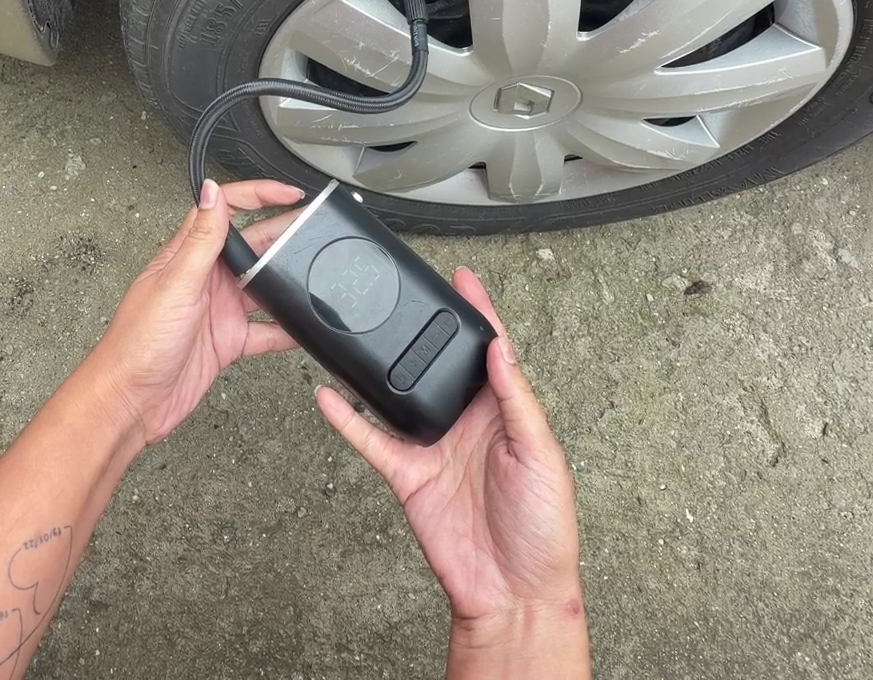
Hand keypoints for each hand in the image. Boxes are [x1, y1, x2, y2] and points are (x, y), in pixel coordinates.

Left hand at [85, 178, 304, 444]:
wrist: (131, 402)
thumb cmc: (137, 343)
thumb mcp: (175, 284)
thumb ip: (201, 239)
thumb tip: (212, 191)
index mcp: (190, 256)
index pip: (226, 210)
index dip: (258, 195)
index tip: (288, 192)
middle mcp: (206, 278)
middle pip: (254, 246)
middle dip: (285, 234)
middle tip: (316, 229)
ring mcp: (219, 309)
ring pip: (264, 286)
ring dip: (289, 280)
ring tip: (318, 270)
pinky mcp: (228, 340)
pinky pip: (268, 330)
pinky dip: (288, 328)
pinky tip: (306, 326)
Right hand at [316, 268, 586, 672]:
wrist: (512, 593)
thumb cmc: (544, 530)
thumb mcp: (542, 457)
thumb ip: (517, 400)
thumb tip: (501, 348)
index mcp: (504, 411)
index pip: (490, 350)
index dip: (479, 312)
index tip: (465, 279)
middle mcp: (466, 420)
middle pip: (440, 362)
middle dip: (427, 328)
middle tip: (412, 291)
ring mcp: (433, 443)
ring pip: (400, 393)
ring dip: (383, 366)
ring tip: (365, 330)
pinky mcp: (407, 471)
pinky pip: (370, 437)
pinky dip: (346, 417)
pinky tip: (329, 395)